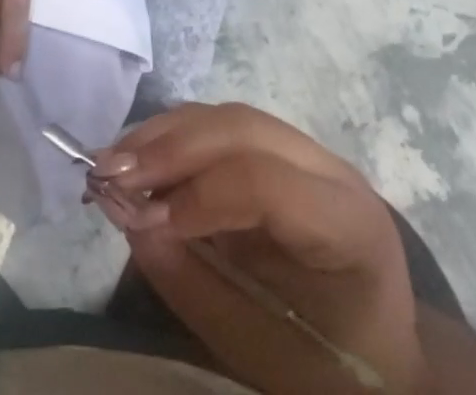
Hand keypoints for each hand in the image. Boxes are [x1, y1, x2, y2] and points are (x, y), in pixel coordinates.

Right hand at [91, 104, 426, 393]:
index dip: (196, 194)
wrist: (368, 353)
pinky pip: (214, 125)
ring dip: (158, 136)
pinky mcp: (275, 152)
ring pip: (220, 117)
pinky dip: (167, 137)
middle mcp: (333, 175)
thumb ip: (183, 276)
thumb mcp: (249, 338)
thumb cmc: (316, 358)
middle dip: (165, 149)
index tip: (141, 221)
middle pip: (238, 129)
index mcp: (348, 229)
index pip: (265, 182)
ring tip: (109, 166)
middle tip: (106, 175)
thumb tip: (124, 214)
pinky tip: (134, 161)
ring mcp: (305, 155)